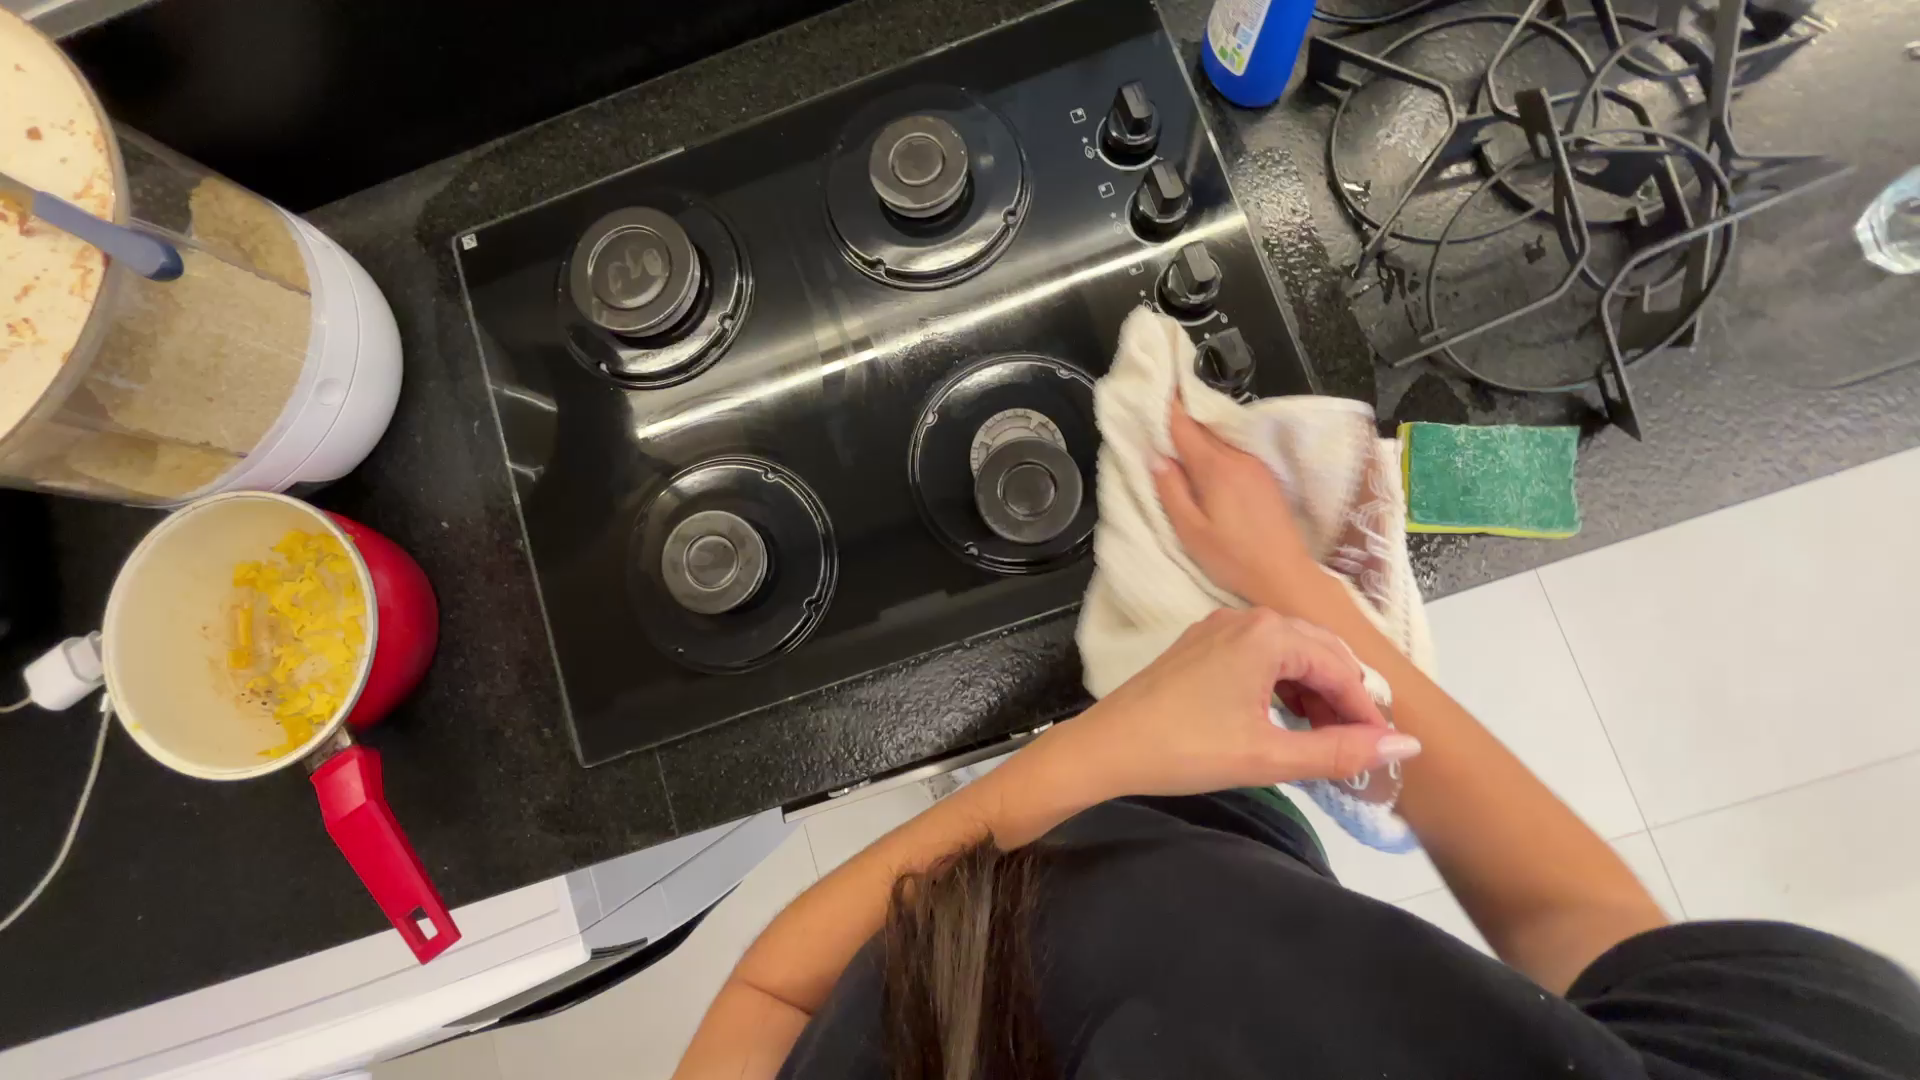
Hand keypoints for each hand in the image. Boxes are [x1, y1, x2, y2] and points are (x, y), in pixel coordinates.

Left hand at [1056, 608, 1419, 799]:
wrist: (1108, 746)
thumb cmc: (1186, 749)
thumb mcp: (1269, 757)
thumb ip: (1340, 751)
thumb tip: (1408, 744)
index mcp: (1267, 634)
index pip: (1341, 669)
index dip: (1366, 713)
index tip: (1383, 752)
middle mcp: (1245, 618)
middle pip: (1318, 651)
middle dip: (1342, 697)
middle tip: (1356, 746)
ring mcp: (1218, 627)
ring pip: (1288, 652)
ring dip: (1312, 690)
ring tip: (1323, 737)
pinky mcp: (1201, 643)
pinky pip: (1259, 654)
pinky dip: (1280, 683)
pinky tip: (1283, 717)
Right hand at [1152, 398, 1317, 611]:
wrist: (1285, 576)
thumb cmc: (1232, 558)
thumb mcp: (1191, 530)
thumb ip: (1172, 491)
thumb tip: (1156, 458)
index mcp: (1216, 469)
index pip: (1186, 427)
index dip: (1168, 407)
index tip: (1155, 387)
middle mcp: (1238, 458)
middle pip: (1203, 429)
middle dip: (1180, 418)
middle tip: (1156, 411)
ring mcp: (1255, 466)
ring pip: (1219, 440)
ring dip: (1197, 435)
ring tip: (1175, 438)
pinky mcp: (1265, 478)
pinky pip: (1233, 452)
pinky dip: (1214, 449)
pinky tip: (1203, 464)